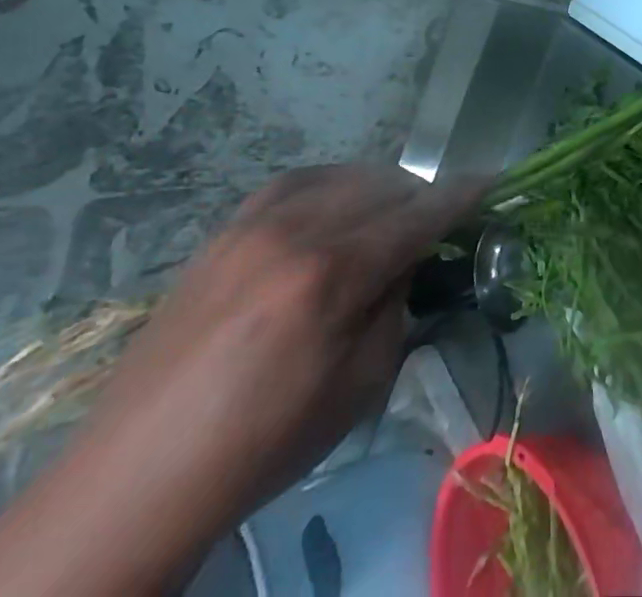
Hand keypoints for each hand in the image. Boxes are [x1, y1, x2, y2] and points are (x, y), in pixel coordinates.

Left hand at [0, 164, 479, 596]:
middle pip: (381, 185)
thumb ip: (395, 305)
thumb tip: (406, 261)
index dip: (463, 195)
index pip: (418, 214)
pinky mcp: (221, 233)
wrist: (147, 468)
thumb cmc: (270, 439)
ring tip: (393, 212)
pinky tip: (336, 203)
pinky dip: (329, 183)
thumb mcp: (363, 382)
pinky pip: (290, 184)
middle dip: (423, 196)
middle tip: (442, 221)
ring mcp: (249, 225)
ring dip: (379, 186)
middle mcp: (293, 231)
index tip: (494, 182)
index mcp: (333, 274)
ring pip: (338, 175)